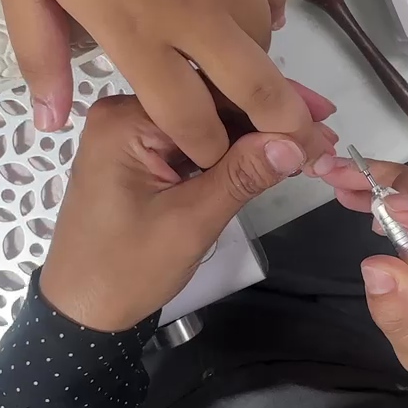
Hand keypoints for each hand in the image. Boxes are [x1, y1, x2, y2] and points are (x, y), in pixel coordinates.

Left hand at [0, 0, 321, 168]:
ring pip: (266, 37)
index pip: (189, 117)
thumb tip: (49, 122)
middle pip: (254, 88)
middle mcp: (194, 10)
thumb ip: (41, 58)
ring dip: (259, 65)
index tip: (212, 160)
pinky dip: (272, 12)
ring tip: (243, 73)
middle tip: (287, 141)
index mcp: (136, 31)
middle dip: (275, 126)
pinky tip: (259, 18)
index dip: (206, 149)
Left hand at [40, 87, 338, 331]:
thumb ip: (242, 176)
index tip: (324, 120)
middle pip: (211, 103)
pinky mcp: (140, 154)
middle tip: (327, 130)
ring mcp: (132, 132)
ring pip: (207, 122)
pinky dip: (232, 150)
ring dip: (256, 134)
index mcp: (127, 118)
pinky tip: (271, 153)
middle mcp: (126, 111)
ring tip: (310, 143)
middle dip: (270, 118)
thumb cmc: (125, 270)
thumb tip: (297, 141)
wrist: (80, 311)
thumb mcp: (189, 222)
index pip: (213, 96)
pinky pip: (194, 141)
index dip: (273, 107)